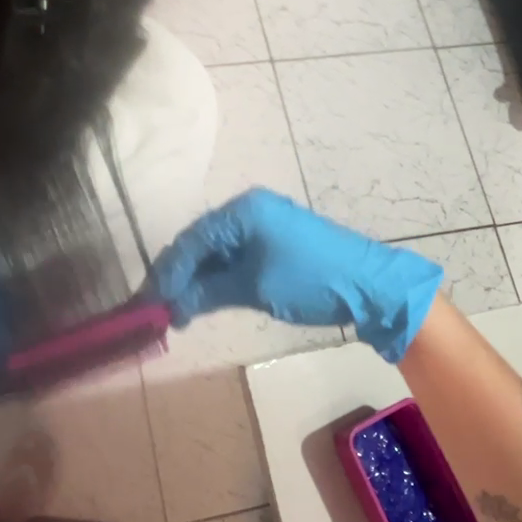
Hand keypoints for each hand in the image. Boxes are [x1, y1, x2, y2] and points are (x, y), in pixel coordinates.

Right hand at [153, 189, 443, 362]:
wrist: (371, 287)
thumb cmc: (310, 279)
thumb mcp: (255, 288)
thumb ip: (208, 293)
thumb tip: (170, 306)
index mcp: (243, 210)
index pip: (192, 239)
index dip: (168, 271)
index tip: (150, 301)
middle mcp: (248, 211)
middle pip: (200, 244)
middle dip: (179, 276)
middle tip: (159, 308)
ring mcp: (262, 226)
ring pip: (216, 253)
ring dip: (197, 281)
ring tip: (178, 311)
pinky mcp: (273, 244)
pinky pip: (234, 258)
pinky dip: (218, 280)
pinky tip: (203, 301)